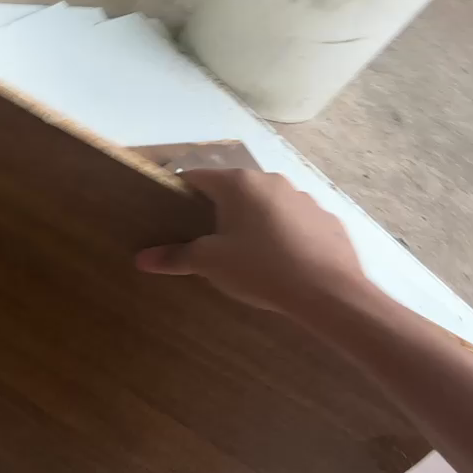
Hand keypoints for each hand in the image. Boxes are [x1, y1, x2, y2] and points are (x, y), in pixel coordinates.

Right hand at [136, 168, 371, 322]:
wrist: (331, 294)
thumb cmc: (261, 268)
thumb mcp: (209, 264)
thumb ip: (174, 257)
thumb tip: (140, 259)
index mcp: (238, 184)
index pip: (196, 177)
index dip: (179, 193)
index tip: (170, 213)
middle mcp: (270, 181)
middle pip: (232, 189)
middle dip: (218, 210)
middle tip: (206, 239)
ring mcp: (303, 198)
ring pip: (265, 204)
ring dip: (253, 221)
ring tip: (246, 253)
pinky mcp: (327, 219)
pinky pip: (295, 222)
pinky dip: (284, 234)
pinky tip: (282, 261)